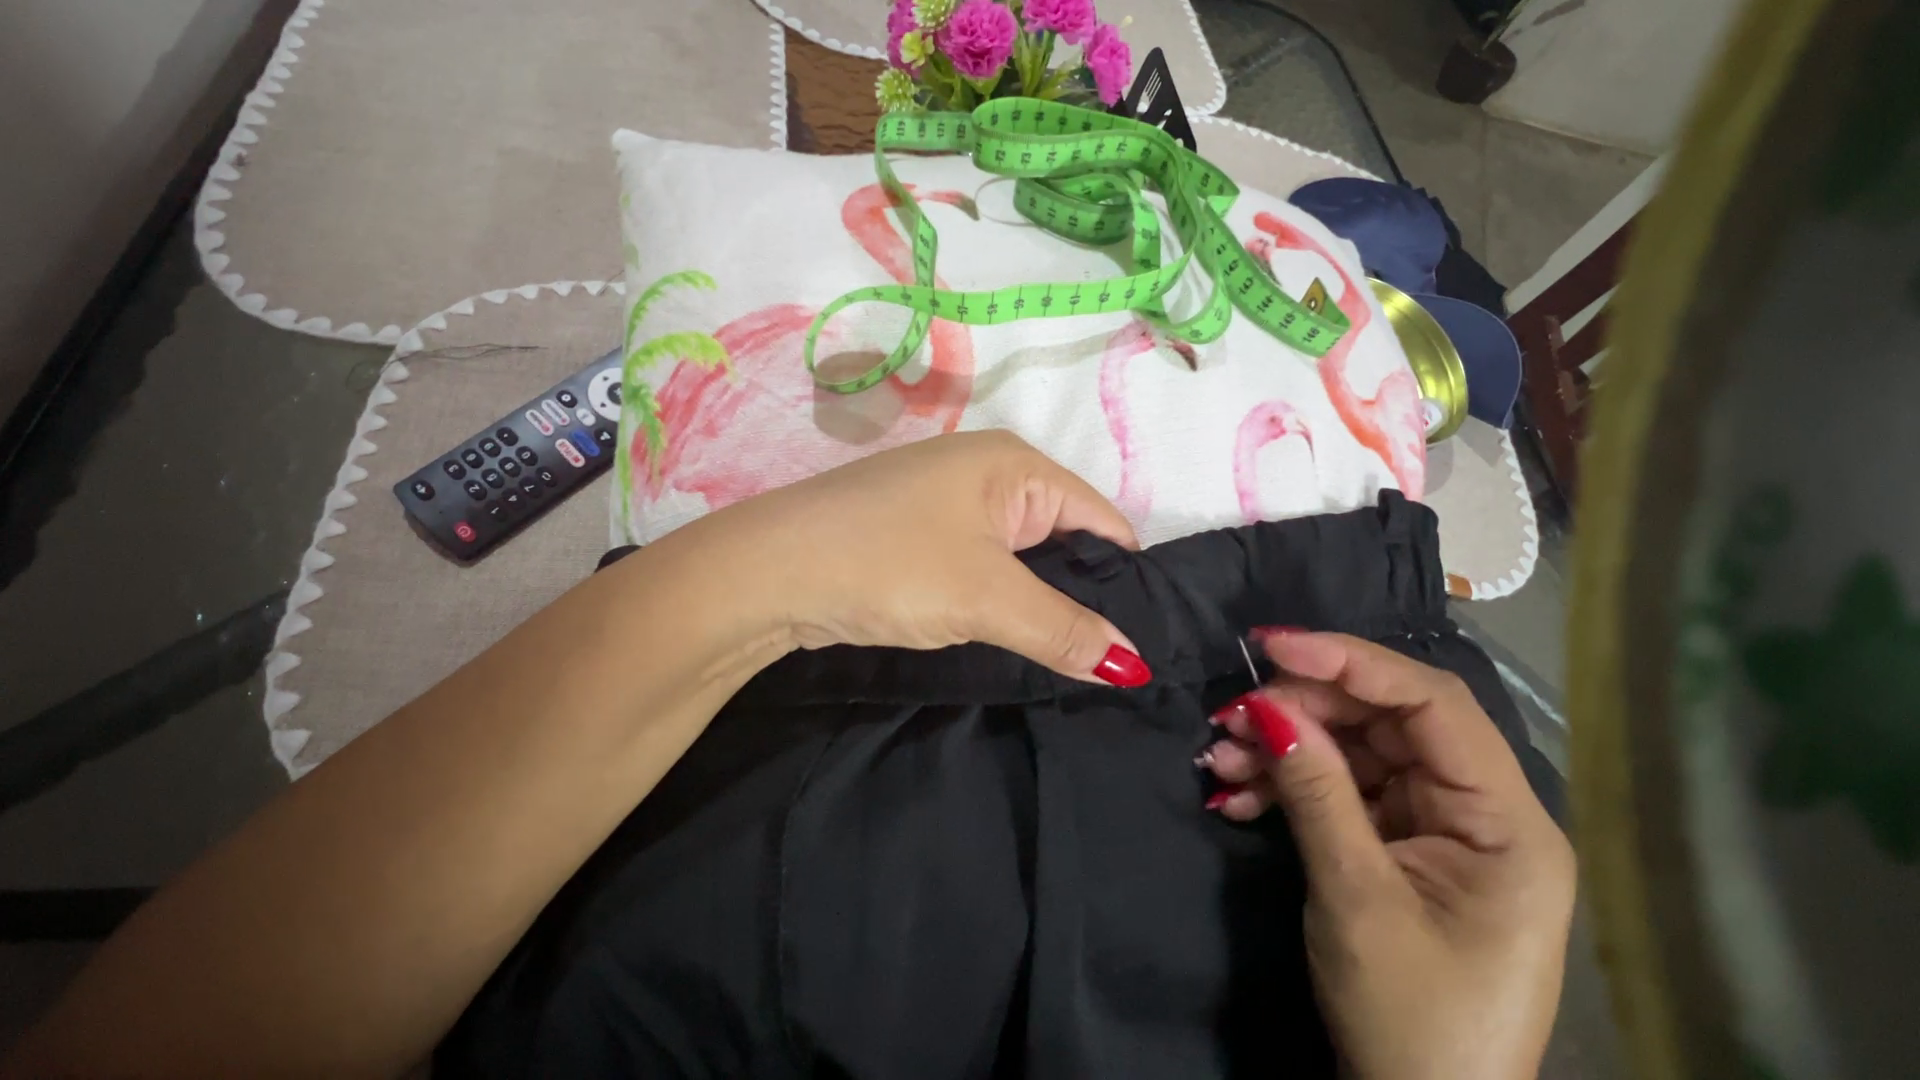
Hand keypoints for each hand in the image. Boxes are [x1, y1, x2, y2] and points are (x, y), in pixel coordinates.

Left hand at [673, 431, 1151, 685]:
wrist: (765, 572)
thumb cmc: (888, 566)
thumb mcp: (986, 599)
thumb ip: (1063, 630)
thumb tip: (1134, 666)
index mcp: (1016, 464)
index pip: (1103, 521)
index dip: (1127, 583)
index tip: (1143, 648)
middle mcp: (986, 470)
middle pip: (1064, 538)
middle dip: (1084, 598)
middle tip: (1110, 666)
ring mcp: (946, 502)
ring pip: (1021, 558)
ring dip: (1040, 604)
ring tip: (1067, 662)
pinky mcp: (917, 534)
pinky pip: (982, 566)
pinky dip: (999, 600)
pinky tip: (1007, 639)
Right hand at [1200, 631, 1574, 1079]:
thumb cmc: (1410, 1014)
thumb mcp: (1354, 896)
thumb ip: (1316, 791)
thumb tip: (1264, 705)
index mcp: (1506, 820)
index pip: (1432, 705)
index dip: (1352, 663)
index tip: (1274, 644)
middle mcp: (1481, 811)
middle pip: (1388, 723)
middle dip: (1303, 713)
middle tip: (1229, 716)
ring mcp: (1439, 829)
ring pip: (1358, 754)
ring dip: (1286, 750)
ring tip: (1219, 761)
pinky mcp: (1402, 847)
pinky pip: (1345, 793)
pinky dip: (1291, 788)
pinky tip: (1239, 795)